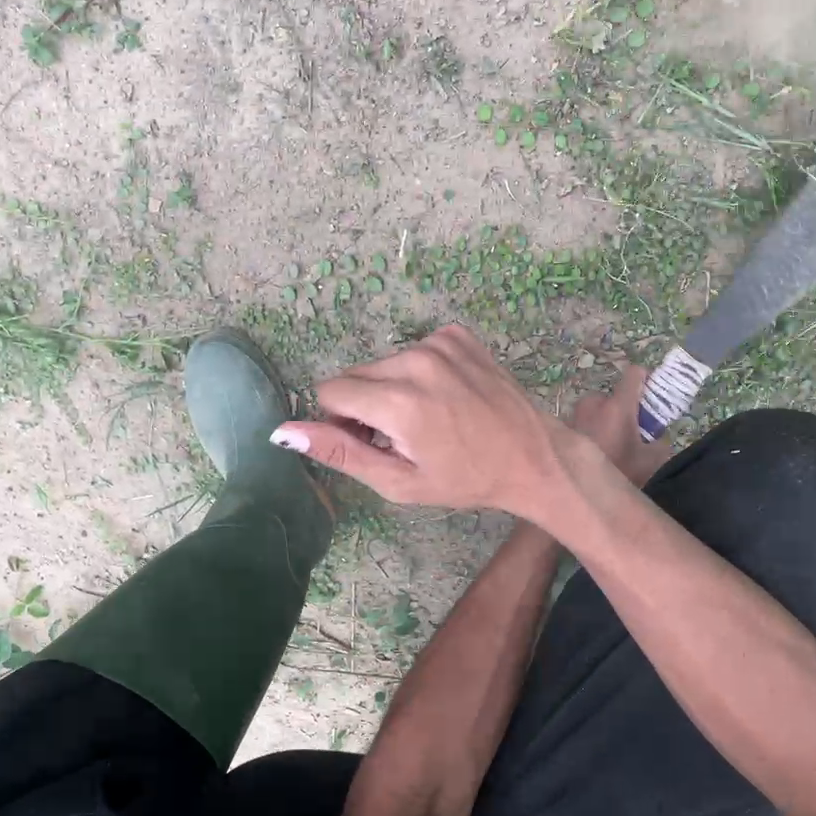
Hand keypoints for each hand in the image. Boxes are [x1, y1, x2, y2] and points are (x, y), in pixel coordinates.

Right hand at [270, 326, 576, 518]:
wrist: (533, 456)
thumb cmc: (465, 479)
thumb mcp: (399, 481)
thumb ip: (340, 451)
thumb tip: (283, 431)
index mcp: (400, 401)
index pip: (330, 392)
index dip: (341, 421)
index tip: (371, 441)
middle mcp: (416, 360)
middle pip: (356, 375)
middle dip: (364, 404)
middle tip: (402, 435)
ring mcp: (440, 342)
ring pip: (384, 363)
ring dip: (392, 388)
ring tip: (429, 417)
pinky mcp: (457, 334)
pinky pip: (414, 349)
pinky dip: (420, 372)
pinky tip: (446, 395)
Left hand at [567, 365, 673, 487]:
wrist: (581, 495)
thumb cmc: (620, 474)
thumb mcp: (652, 461)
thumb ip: (660, 441)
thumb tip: (658, 436)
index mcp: (618, 406)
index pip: (633, 374)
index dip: (645, 379)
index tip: (651, 393)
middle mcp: (593, 404)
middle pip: (612, 396)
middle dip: (622, 409)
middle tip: (630, 431)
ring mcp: (574, 415)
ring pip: (594, 410)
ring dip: (603, 420)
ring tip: (610, 445)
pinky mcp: (561, 429)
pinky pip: (581, 423)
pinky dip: (589, 431)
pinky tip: (593, 452)